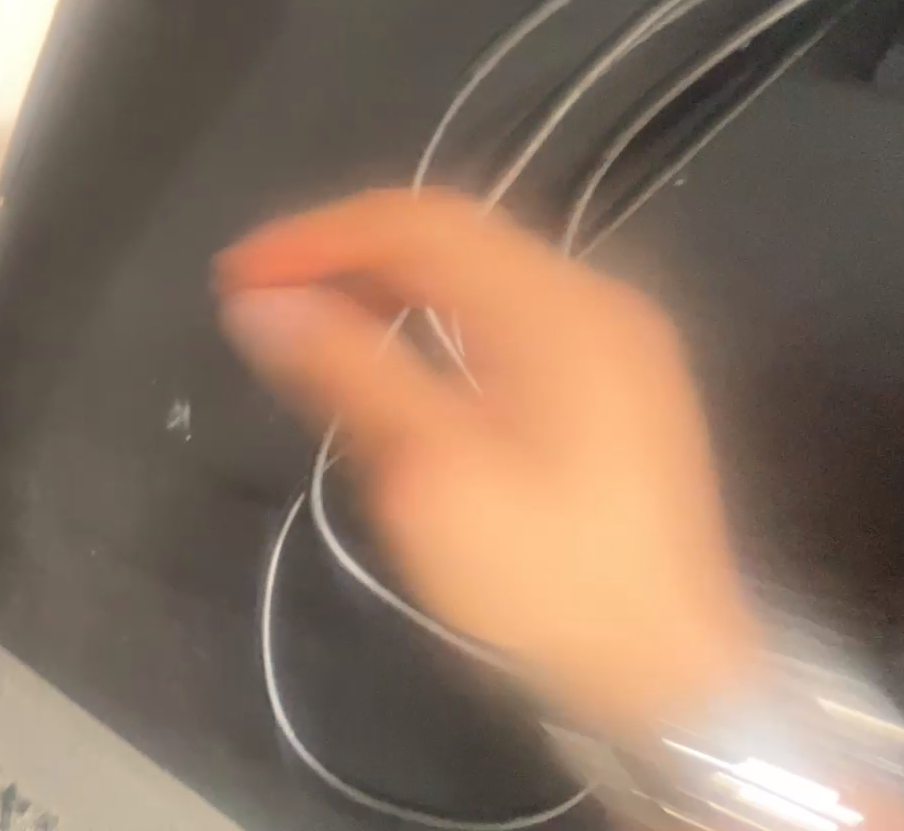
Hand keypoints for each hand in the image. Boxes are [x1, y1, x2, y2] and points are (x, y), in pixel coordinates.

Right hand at [214, 188, 757, 735]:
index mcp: (554, 310)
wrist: (667, 679)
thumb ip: (343, 369)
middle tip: (252, 286)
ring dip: (361, 274)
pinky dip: (401, 305)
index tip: (236, 274)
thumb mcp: (428, 471)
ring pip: (453, 265)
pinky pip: (473, 304)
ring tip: (290, 306)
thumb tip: (256, 304)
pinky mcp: (581, 371)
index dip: (313, 236)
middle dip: (333, 247)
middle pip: (436, 231)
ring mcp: (589, 333)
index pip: (414, 225)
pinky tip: (361, 337)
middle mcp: (580, 299)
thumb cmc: (540, 576)